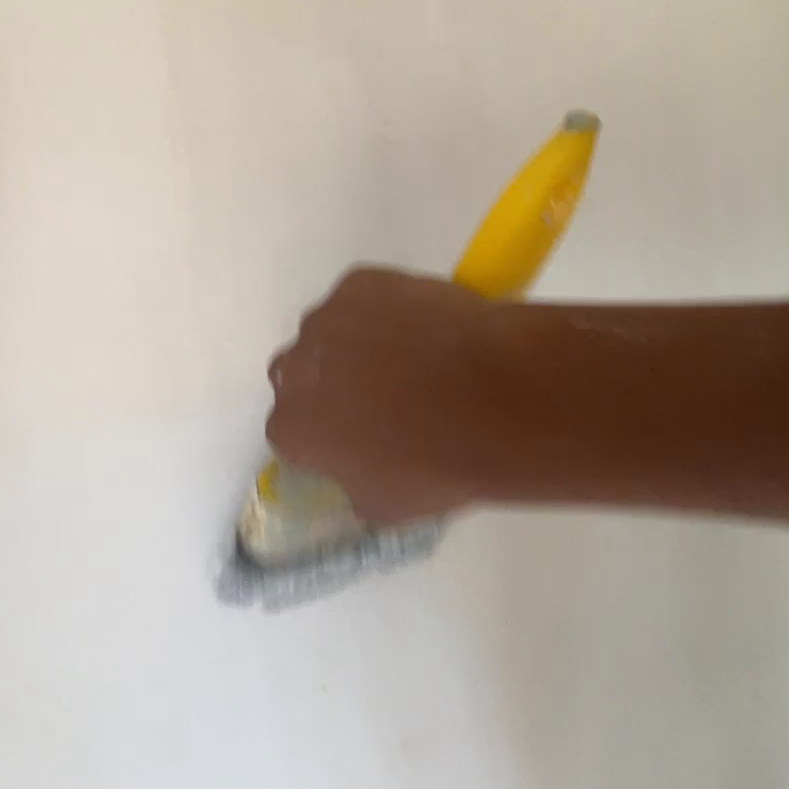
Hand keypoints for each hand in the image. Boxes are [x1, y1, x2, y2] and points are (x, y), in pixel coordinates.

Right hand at [266, 268, 509, 524]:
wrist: (496, 397)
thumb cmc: (440, 463)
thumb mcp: (389, 505)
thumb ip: (356, 485)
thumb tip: (360, 473)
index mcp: (291, 429)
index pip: (292, 433)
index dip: (327, 435)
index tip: (360, 439)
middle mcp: (293, 370)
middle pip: (298, 376)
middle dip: (329, 384)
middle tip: (381, 398)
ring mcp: (325, 320)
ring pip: (329, 332)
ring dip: (355, 344)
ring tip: (412, 359)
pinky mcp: (360, 283)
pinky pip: (363, 297)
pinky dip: (385, 309)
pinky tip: (424, 328)